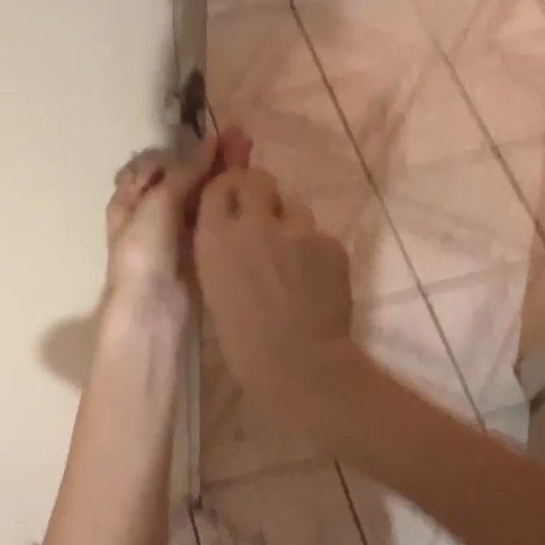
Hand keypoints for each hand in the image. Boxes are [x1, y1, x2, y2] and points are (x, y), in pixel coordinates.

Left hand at [104, 127, 251, 310]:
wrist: (152, 307)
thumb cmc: (145, 249)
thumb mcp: (158, 201)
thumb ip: (186, 171)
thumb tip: (212, 141)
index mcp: (130, 198)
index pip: (158, 163)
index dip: (185, 150)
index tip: (216, 138)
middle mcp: (151, 212)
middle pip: (184, 178)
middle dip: (212, 159)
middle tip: (244, 139)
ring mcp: (176, 232)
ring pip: (202, 197)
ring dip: (224, 176)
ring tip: (252, 156)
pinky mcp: (198, 250)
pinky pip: (213, 220)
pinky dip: (228, 204)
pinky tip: (251, 189)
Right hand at [194, 165, 367, 419]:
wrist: (298, 364)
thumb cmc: (243, 340)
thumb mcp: (214, 287)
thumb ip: (220, 249)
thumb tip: (228, 229)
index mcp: (217, 237)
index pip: (220, 184)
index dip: (227, 190)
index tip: (231, 202)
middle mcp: (255, 222)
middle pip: (257, 180)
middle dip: (258, 192)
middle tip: (262, 216)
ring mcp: (298, 229)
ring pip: (293, 206)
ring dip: (288, 222)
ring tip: (289, 256)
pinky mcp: (331, 242)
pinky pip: (318, 234)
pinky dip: (314, 250)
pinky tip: (311, 278)